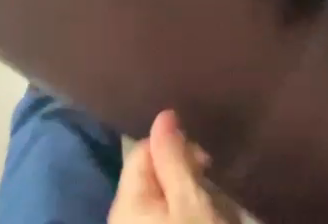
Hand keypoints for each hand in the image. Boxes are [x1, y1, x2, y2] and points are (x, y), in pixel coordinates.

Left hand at [108, 111, 241, 223]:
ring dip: (182, 198)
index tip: (206, 164)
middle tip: (209, 190)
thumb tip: (164, 114)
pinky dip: (177, 218)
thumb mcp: (191, 201)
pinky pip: (157, 221)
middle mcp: (119, 220)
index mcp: (125, 202)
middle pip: (149, 175)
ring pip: (155, 200)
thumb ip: (175, 158)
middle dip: (181, 175)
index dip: (176, 147)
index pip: (144, 148)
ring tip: (206, 213)